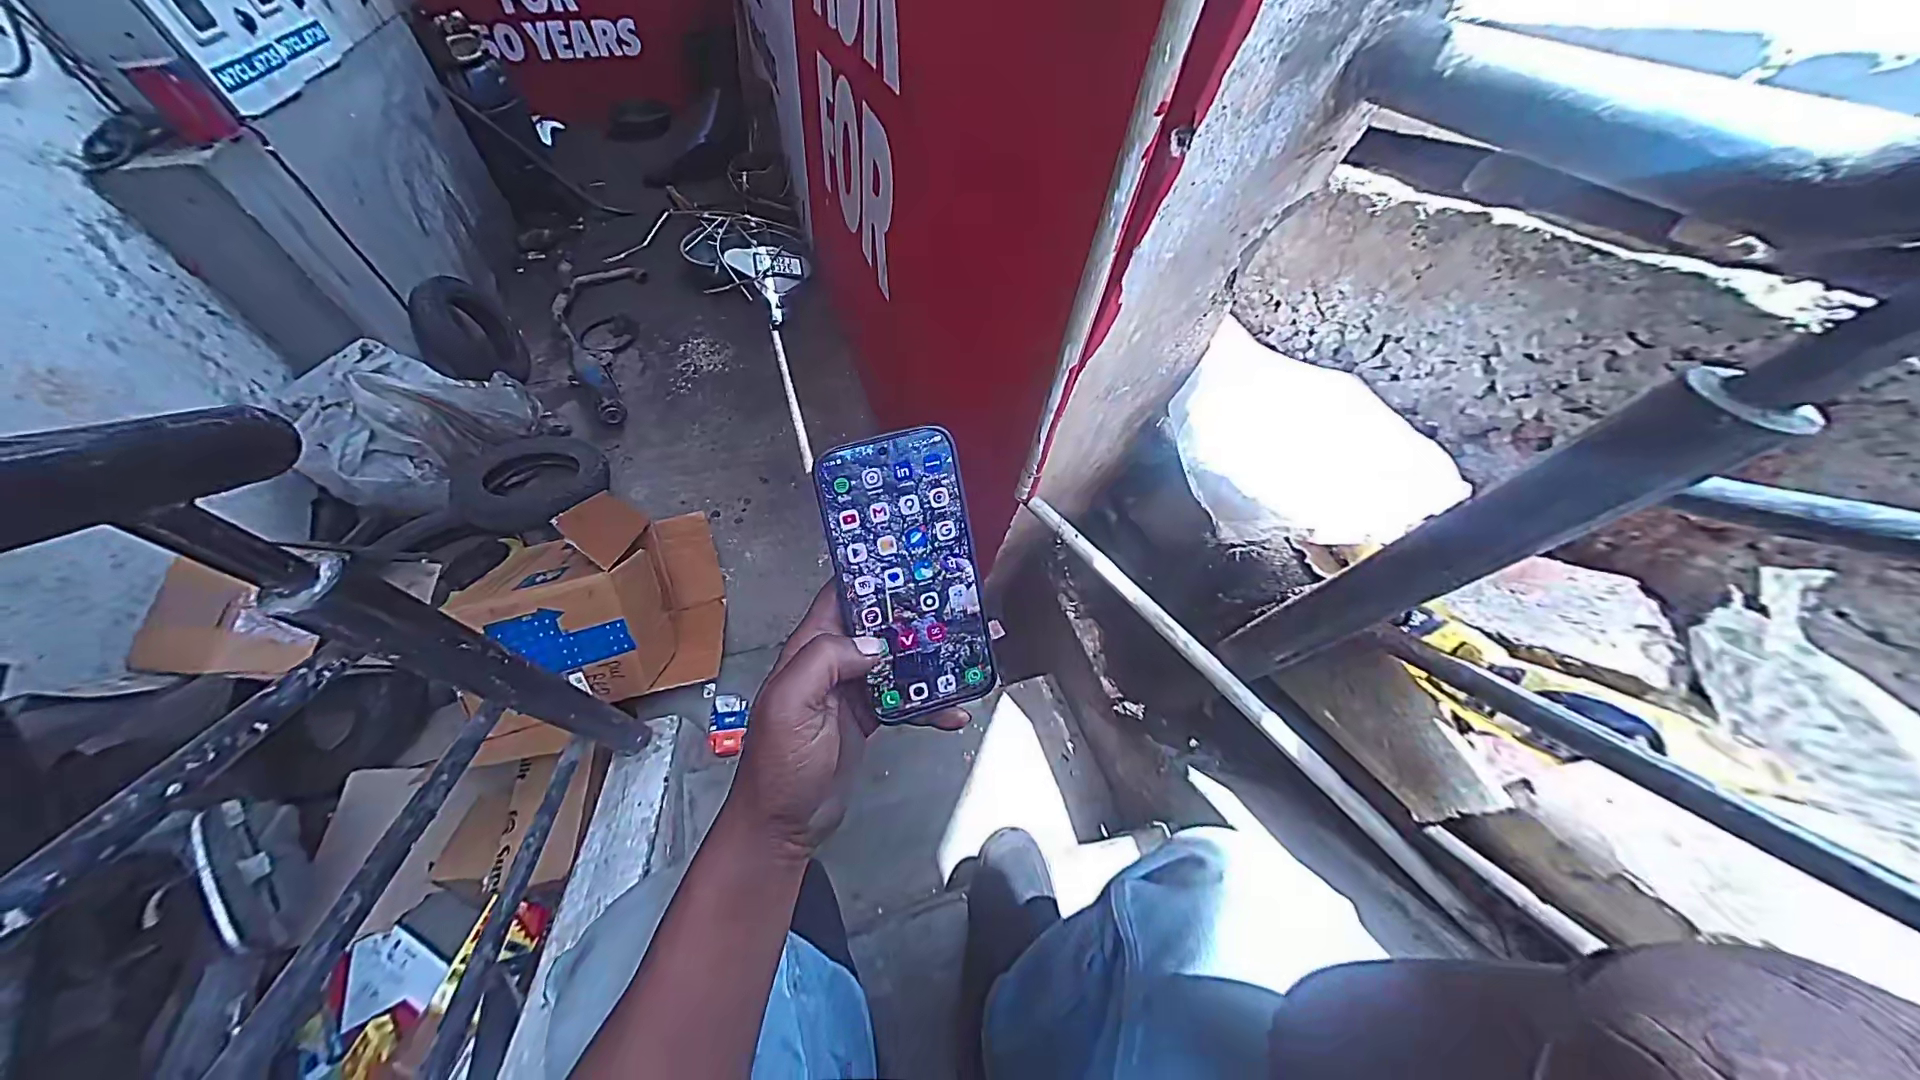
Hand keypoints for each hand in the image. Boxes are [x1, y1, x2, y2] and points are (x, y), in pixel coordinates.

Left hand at [727, 582, 967, 857]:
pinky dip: (927, 706)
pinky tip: (950, 712)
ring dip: (926, 662)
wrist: (784, 823)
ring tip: (959, 659)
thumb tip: (873, 643)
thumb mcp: (790, 705)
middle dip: (909, 618)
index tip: (905, 568)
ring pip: (895, 663)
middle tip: (948, 610)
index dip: (869, 580)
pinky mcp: (867, 717)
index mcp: (809, 652)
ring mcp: (851, 691)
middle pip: (876, 628)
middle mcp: (831, 664)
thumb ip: (825, 661)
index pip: (840, 599)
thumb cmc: (777, 768)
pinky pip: (903, 701)